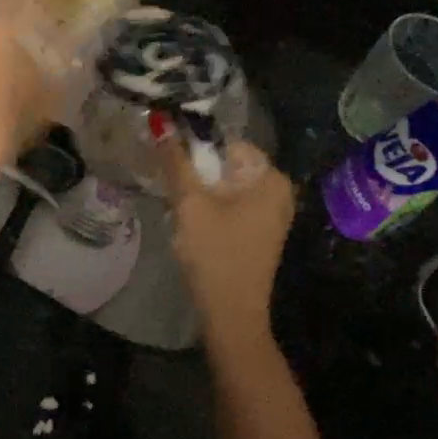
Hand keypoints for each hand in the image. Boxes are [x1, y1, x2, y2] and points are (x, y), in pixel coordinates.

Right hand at [160, 137, 296, 348]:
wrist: (231, 317)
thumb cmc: (215, 254)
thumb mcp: (190, 203)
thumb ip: (175, 161)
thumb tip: (160, 121)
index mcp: (269, 177)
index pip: (225, 143)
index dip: (194, 148)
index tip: (168, 160)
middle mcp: (277, 189)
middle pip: (226, 163)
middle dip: (196, 170)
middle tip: (171, 185)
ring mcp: (271, 212)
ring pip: (225, 184)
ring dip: (200, 189)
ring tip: (179, 204)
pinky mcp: (260, 231)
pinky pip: (231, 203)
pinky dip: (210, 205)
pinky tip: (191, 221)